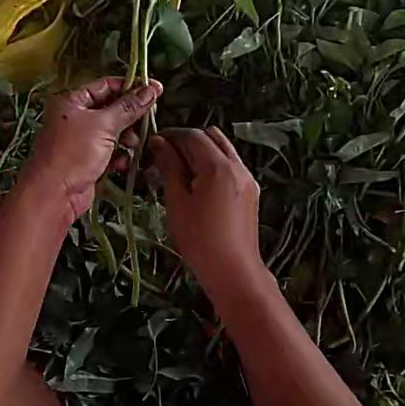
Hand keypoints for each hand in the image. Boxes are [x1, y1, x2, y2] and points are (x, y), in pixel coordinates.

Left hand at [22, 77, 161, 221]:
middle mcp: (76, 118)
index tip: (155, 90)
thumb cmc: (75, 153)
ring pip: (114, 132)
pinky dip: (119, 156)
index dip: (131, 87)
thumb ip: (129, 107)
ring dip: (127, 138)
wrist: (54, 195)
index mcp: (73, 101)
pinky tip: (122, 164)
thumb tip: (152, 89)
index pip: (106, 86)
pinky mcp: (89, 160)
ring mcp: (82, 140)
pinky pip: (111, 152)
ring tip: (133, 145)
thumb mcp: (104, 125)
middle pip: (112, 109)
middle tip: (148, 122)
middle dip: (131, 117)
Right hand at [149, 127, 265, 300]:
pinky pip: (231, 165)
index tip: (153, 144)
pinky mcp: (250, 191)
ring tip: (181, 170)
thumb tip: (159, 143)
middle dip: (188, 140)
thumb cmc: (198, 239)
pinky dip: (214, 164)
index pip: (193, 136)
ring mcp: (247, 178)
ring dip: (202, 151)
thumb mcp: (177, 201)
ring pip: (224, 149)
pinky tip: (199, 184)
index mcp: (218, 166)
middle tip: (167, 156)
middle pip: (211, 136)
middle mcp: (237, 166)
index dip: (171, 135)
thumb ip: (169, 168)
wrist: (232, 269)